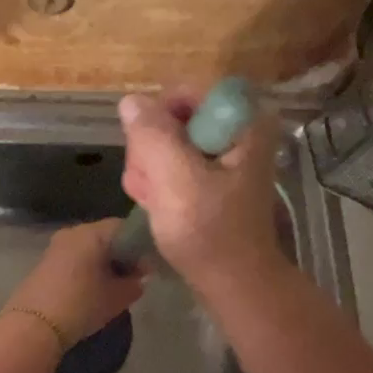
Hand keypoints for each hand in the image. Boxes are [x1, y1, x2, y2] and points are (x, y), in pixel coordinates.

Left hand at [3, 218, 144, 346]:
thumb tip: (140, 276)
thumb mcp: (118, 297)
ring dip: (102, 263)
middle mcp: (72, 232)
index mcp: (92, 233)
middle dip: (121, 255)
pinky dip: (86, 268)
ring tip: (112, 287)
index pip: (124, 228)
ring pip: (88, 248)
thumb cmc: (82, 304)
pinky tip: (91, 289)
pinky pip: (74, 258)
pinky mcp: (45, 262)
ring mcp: (55, 246)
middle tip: (131, 279)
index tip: (145, 269)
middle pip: (105, 237)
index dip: (140, 247)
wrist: (35, 325)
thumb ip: (135, 283)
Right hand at [119, 92, 287, 296]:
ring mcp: (224, 155)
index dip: (158, 115)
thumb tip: (131, 101)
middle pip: (174, 116)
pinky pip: (173, 163)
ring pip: (167, 141)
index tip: (147, 147)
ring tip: (150, 198)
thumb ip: (152, 135)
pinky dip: (158, 181)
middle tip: (149, 182)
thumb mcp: (175, 180)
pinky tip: (155, 204)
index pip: (188, 90)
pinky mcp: (212, 177)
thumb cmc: (208, 232)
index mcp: (242, 122)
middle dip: (150, 148)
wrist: (232, 281)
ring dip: (149, 168)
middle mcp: (237, 130)